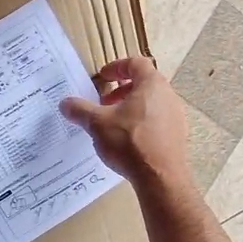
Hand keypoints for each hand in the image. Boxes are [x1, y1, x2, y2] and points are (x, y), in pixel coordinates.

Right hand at [59, 56, 191, 192]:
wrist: (160, 177)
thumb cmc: (129, 142)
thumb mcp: (97, 124)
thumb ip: (80, 110)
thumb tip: (65, 103)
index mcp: (151, 84)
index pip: (136, 63)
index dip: (117, 67)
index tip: (103, 77)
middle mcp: (168, 95)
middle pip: (144, 84)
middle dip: (121, 91)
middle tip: (104, 103)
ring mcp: (176, 116)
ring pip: (151, 103)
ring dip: (131, 108)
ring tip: (114, 123)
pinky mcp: (177, 136)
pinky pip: (157, 121)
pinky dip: (142, 123)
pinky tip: (128, 141)